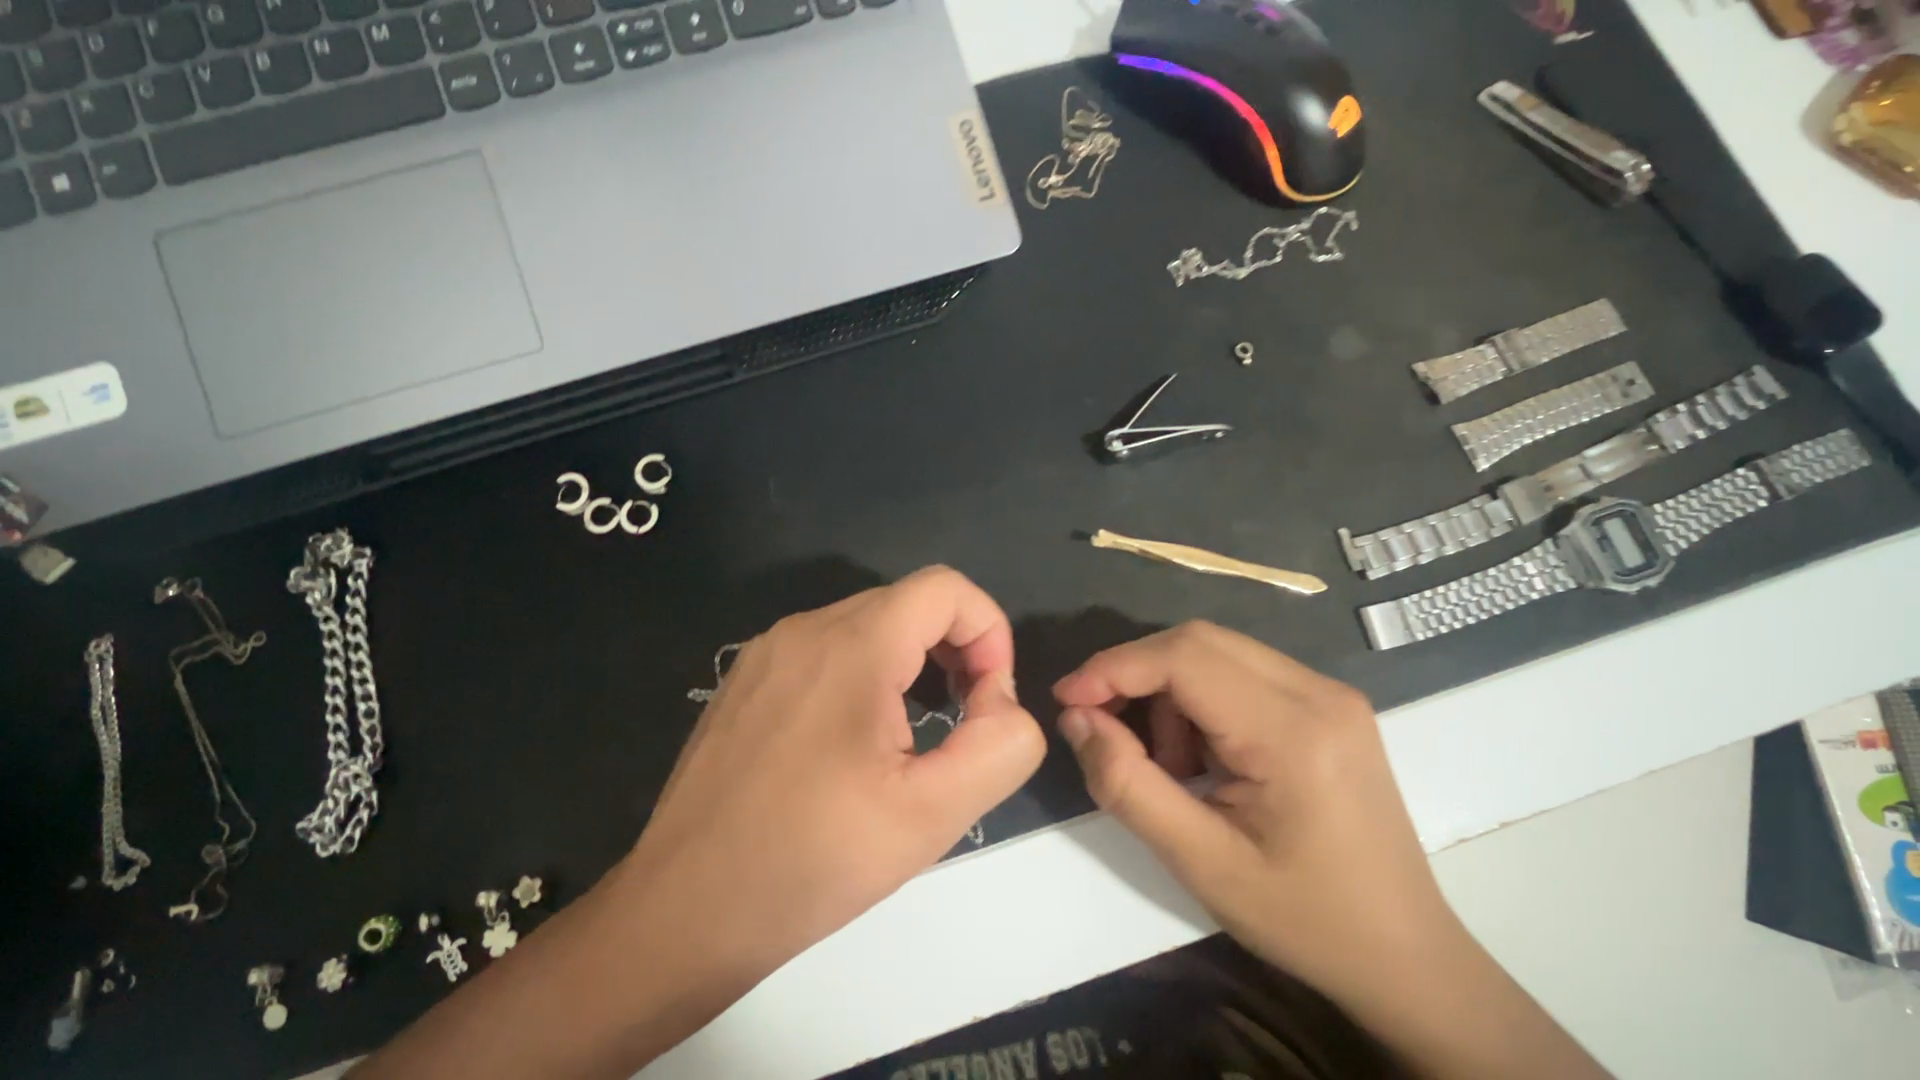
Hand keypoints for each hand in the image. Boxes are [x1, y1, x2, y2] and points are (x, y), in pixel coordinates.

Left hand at [632, 565, 1047, 977]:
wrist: (686, 910)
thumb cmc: (812, 860)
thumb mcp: (932, 814)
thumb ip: (1000, 746)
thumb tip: (1002, 704)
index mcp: (851, 645)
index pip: (945, 588)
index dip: (989, 634)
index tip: (988, 705)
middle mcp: (803, 630)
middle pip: (906, 606)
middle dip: (955, 654)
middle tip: (961, 729)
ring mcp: (764, 655)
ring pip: (864, 629)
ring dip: (910, 669)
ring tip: (912, 742)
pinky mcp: (743, 685)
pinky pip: (822, 655)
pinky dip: (862, 680)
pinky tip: (852, 751)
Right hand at [1051, 621, 1448, 1000]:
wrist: (1402, 952)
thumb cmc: (1303, 918)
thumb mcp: (1200, 862)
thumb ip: (1128, 784)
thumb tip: (1077, 719)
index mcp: (1294, 731)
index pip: (1184, 658)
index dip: (1114, 668)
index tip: (1065, 701)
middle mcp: (1318, 691)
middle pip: (1200, 641)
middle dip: (1137, 675)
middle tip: (1101, 729)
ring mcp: (1331, 694)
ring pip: (1220, 654)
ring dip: (1171, 693)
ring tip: (1167, 766)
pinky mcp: (1331, 707)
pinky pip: (1245, 675)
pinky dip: (1202, 702)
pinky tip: (1203, 759)